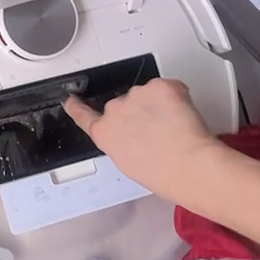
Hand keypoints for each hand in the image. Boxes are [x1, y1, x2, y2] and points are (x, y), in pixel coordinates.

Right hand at [65, 79, 230, 204]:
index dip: (77, 106)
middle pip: (123, 103)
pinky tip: (181, 116)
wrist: (188, 165)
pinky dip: (175, 97)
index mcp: (104, 133)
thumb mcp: (128, 163)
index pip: (83, 115)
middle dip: (139, 111)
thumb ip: (122, 142)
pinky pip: (166, 87)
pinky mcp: (159, 86)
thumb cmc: (162, 173)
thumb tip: (136, 135)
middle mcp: (114, 111)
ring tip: (173, 128)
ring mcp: (136, 95)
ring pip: (147, 94)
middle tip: (158, 130)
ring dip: (158, 104)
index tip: (71, 99)